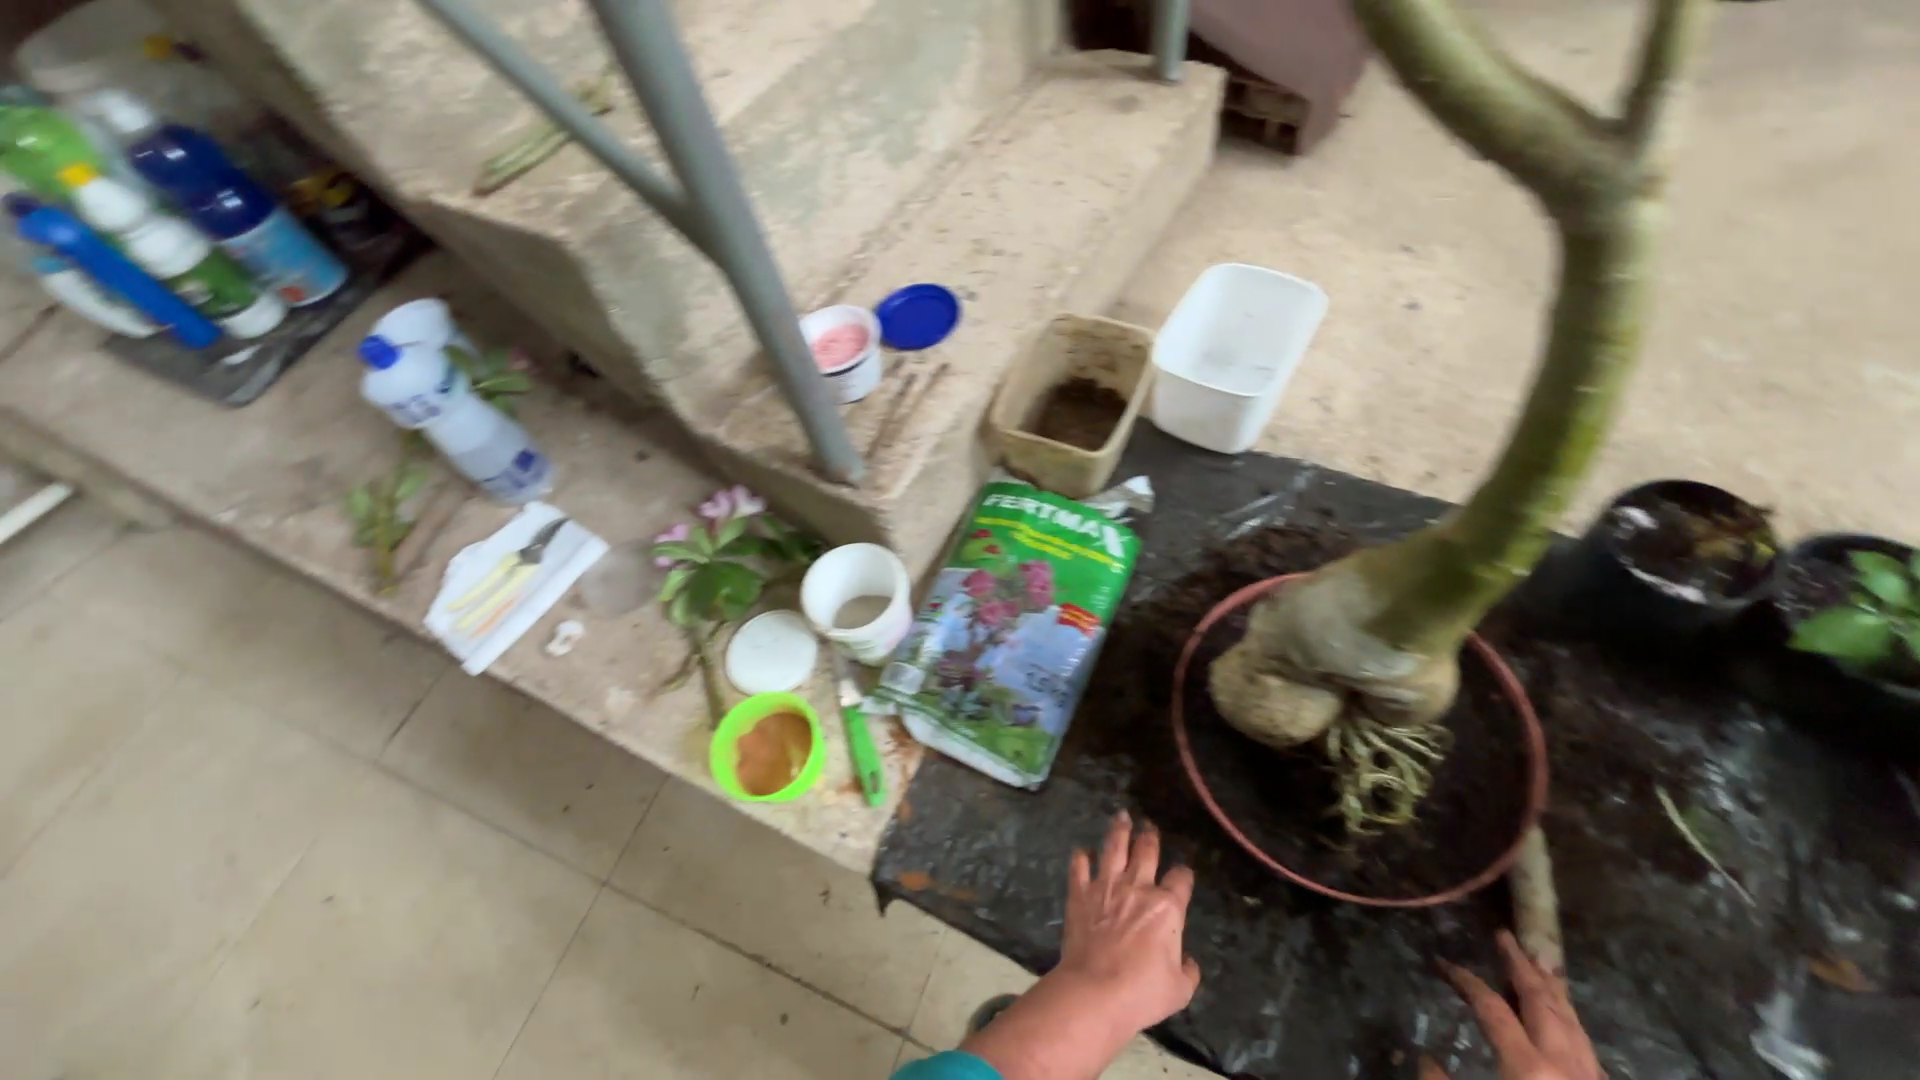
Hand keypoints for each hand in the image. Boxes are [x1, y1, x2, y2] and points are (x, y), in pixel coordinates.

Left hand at [958, 812, 1199, 1079]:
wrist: (1095, 990)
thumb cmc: (1142, 992)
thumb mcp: (1180, 989)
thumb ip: (1188, 971)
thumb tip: (1188, 961)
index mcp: (1167, 908)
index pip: (1181, 880)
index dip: (1184, 874)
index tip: (1183, 873)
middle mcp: (1138, 888)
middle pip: (1146, 852)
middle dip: (1150, 836)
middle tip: (1149, 824)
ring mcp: (1106, 887)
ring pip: (1114, 849)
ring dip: (1119, 831)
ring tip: (1121, 816)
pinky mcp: (1079, 893)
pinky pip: (1079, 868)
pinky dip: (1081, 857)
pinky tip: (1081, 851)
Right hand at [1423, 931, 1602, 1079]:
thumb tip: (1425, 1059)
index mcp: (1528, 1067)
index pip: (1491, 1006)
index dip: (1465, 980)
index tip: (1443, 963)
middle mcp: (1564, 1064)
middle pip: (1541, 1001)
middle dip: (1521, 965)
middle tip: (1505, 936)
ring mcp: (1590, 1078)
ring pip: (1572, 1020)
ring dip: (1552, 988)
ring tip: (1539, 963)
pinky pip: (1586, 1044)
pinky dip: (1571, 1019)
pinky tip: (1566, 1019)